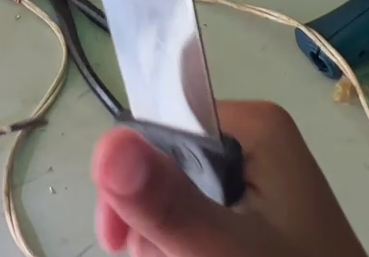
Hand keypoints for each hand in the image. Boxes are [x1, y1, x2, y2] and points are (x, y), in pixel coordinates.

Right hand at [91, 100, 363, 256]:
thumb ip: (167, 202)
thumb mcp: (226, 252)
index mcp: (253, 125)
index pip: (159, 129)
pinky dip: (190, 247)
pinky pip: (205, 218)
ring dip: (169, 241)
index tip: (116, 240)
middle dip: (153, 223)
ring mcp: (261, 178)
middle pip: (168, 169)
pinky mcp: (264, 214)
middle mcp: (256, 139)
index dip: (129, 182)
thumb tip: (104, 144)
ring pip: (181, 200)